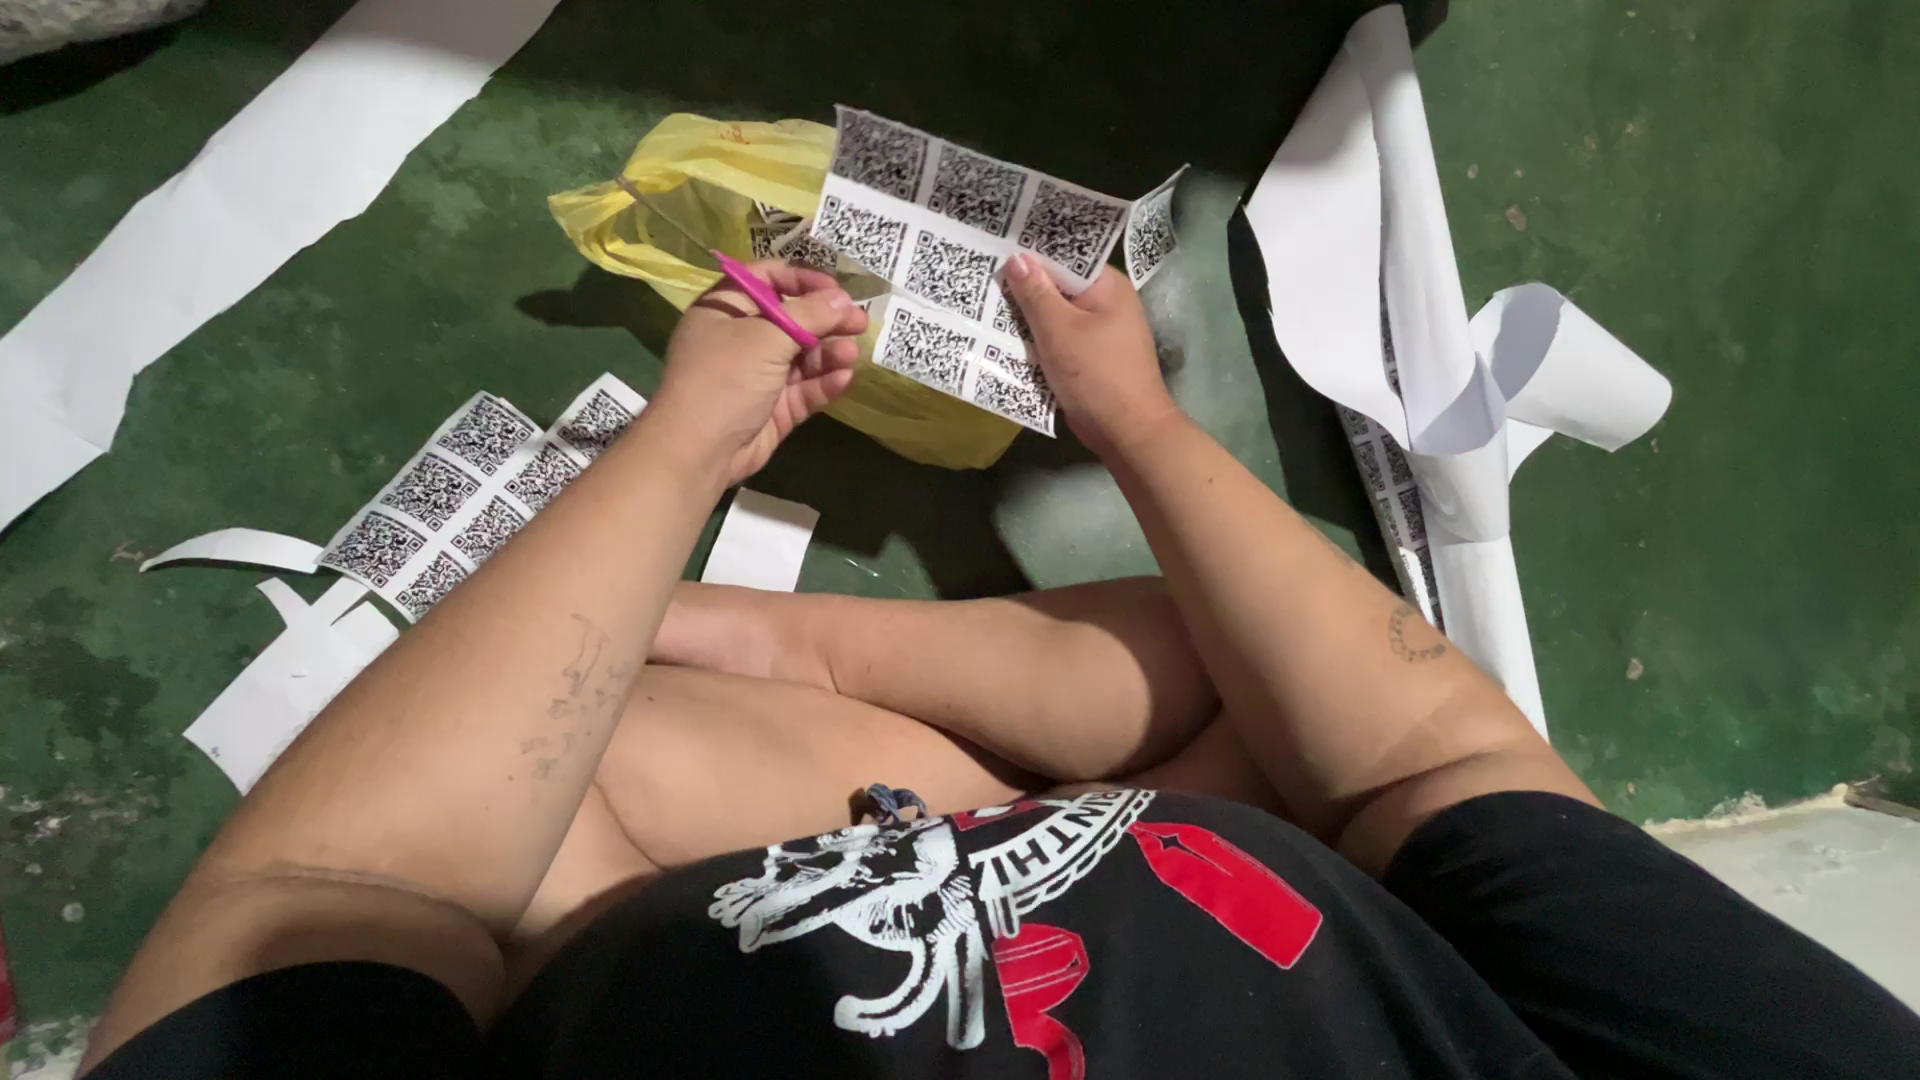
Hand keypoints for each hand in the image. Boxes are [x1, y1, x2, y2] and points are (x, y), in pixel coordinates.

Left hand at [650, 262, 867, 484]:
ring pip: (803, 358)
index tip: (836, 290)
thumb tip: (843, 300)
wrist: (700, 449)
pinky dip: (824, 382)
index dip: (802, 280)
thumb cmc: (725, 379)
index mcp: (727, 309)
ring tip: (851, 354)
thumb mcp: (765, 337)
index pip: (768, 280)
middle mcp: (743, 339)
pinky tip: (844, 377)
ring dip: (829, 353)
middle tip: (860, 322)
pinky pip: (804, 389)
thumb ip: (808, 316)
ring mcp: (759, 376)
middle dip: (827, 320)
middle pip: (792, 320)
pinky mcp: (774, 408)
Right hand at [1002, 254, 1183, 455]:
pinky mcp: (1090, 360)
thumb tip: (1017, 258)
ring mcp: (1099, 334)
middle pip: (1058, 288)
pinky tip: (1009, 344)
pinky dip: (1038, 344)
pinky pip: (1059, 342)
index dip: (1031, 255)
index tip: (996, 252)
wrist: (1127, 431)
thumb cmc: (1096, 375)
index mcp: (1106, 286)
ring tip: (988, 310)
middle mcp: (1106, 304)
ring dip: (1028, 321)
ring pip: (1055, 318)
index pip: (1065, 257)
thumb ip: (1036, 294)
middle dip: (1025, 290)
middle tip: (985, 281)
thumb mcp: (1059, 330)